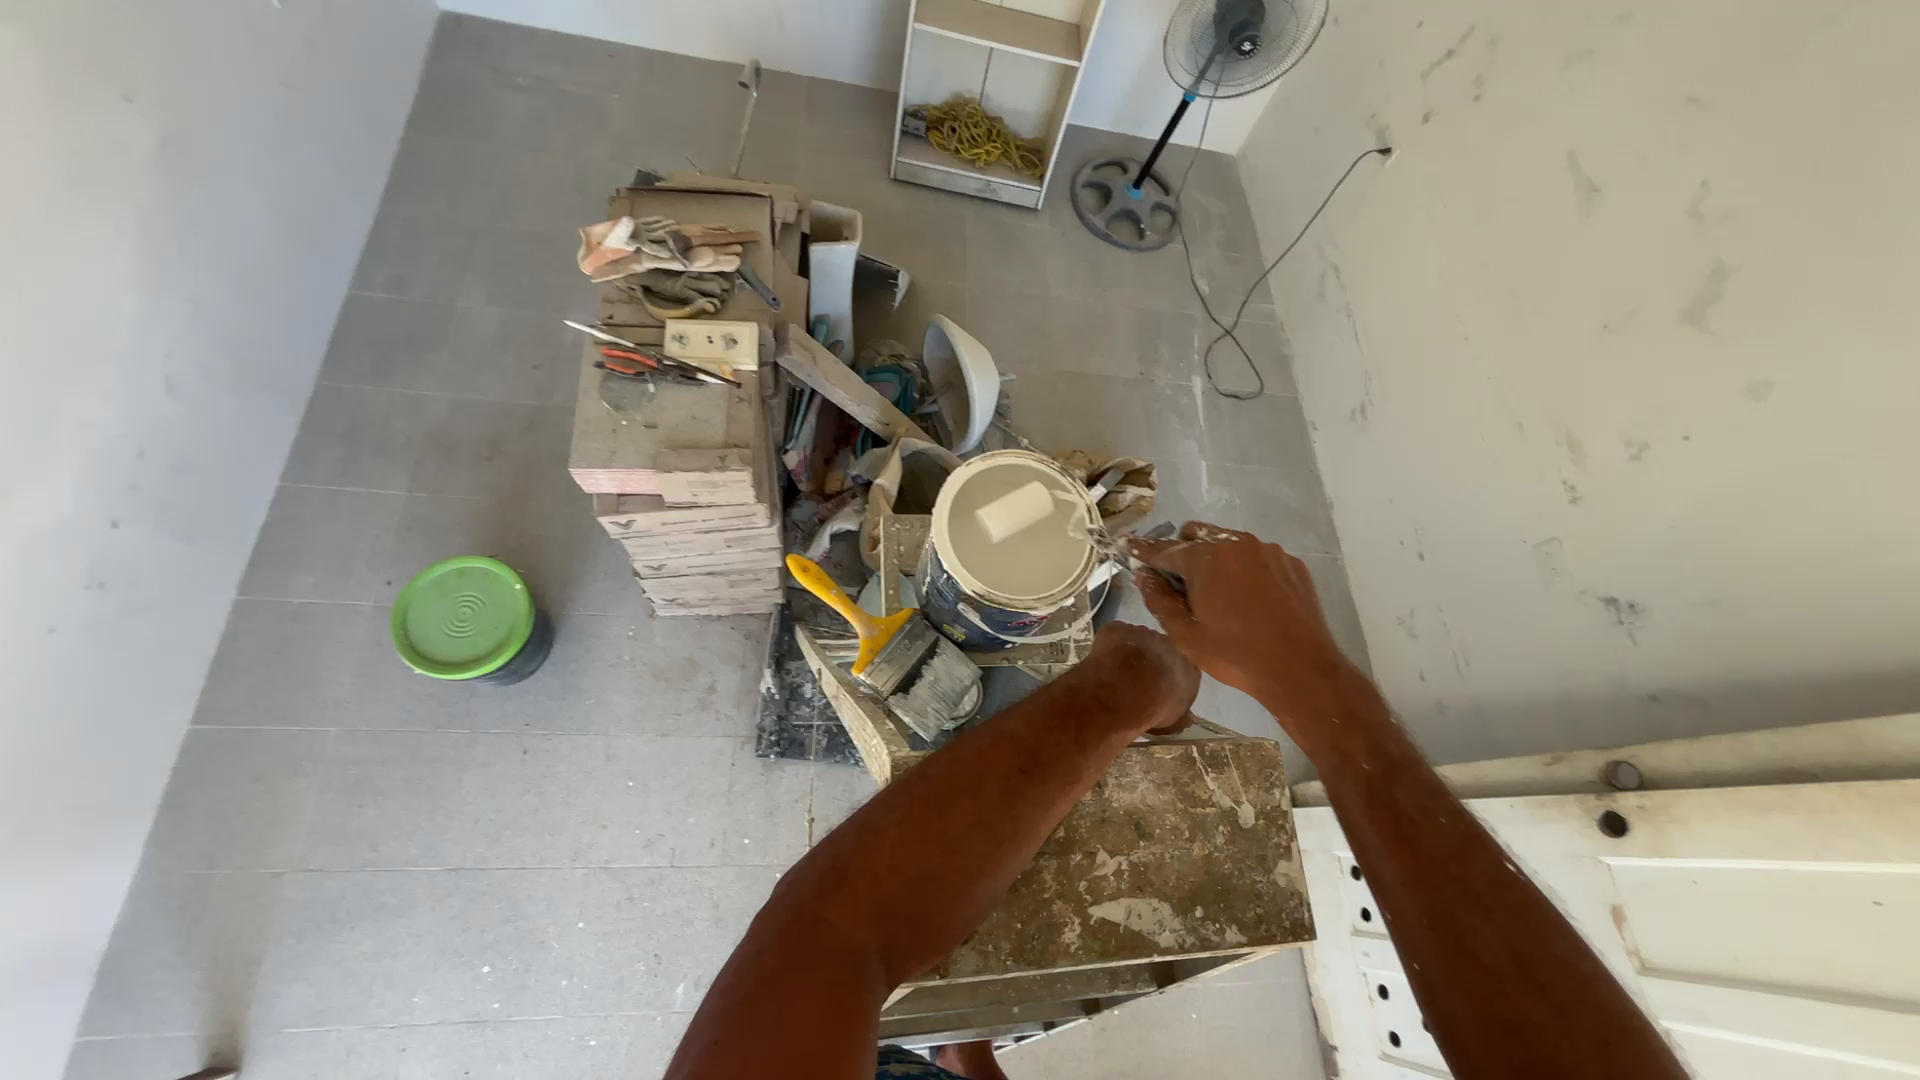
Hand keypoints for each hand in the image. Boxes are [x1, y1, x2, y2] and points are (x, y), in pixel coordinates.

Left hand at [1082, 621, 1200, 735]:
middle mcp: (1170, 644)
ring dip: (1130, 652)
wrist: (1125, 690)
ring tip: (1117, 672)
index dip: (1169, 677)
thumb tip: (1188, 718)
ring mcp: (1143, 632)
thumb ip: (1182, 716)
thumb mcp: (1174, 721)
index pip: (1184, 668)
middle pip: (1161, 649)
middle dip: (1151, 661)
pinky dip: (1110, 645)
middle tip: (1137, 679)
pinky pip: (1115, 634)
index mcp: (1189, 666)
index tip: (1160, 687)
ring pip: (1137, 640)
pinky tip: (1104, 661)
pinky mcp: (1118, 628)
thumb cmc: (1155, 709)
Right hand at [1129, 522, 1372, 742]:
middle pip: (1197, 535)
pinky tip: (1250, 600)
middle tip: (1180, 585)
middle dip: (1183, 552)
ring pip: (1229, 543)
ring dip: (1215, 560)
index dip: (1144, 550)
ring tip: (1219, 595)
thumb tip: (1143, 575)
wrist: (1300, 669)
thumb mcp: (1185, 634)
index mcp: (1205, 558)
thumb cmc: (1235, 654)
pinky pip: (1257, 557)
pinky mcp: (1291, 564)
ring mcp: (1268, 551)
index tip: (1129, 545)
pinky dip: (1245, 570)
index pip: (1165, 548)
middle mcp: (1237, 543)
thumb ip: (1158, 599)